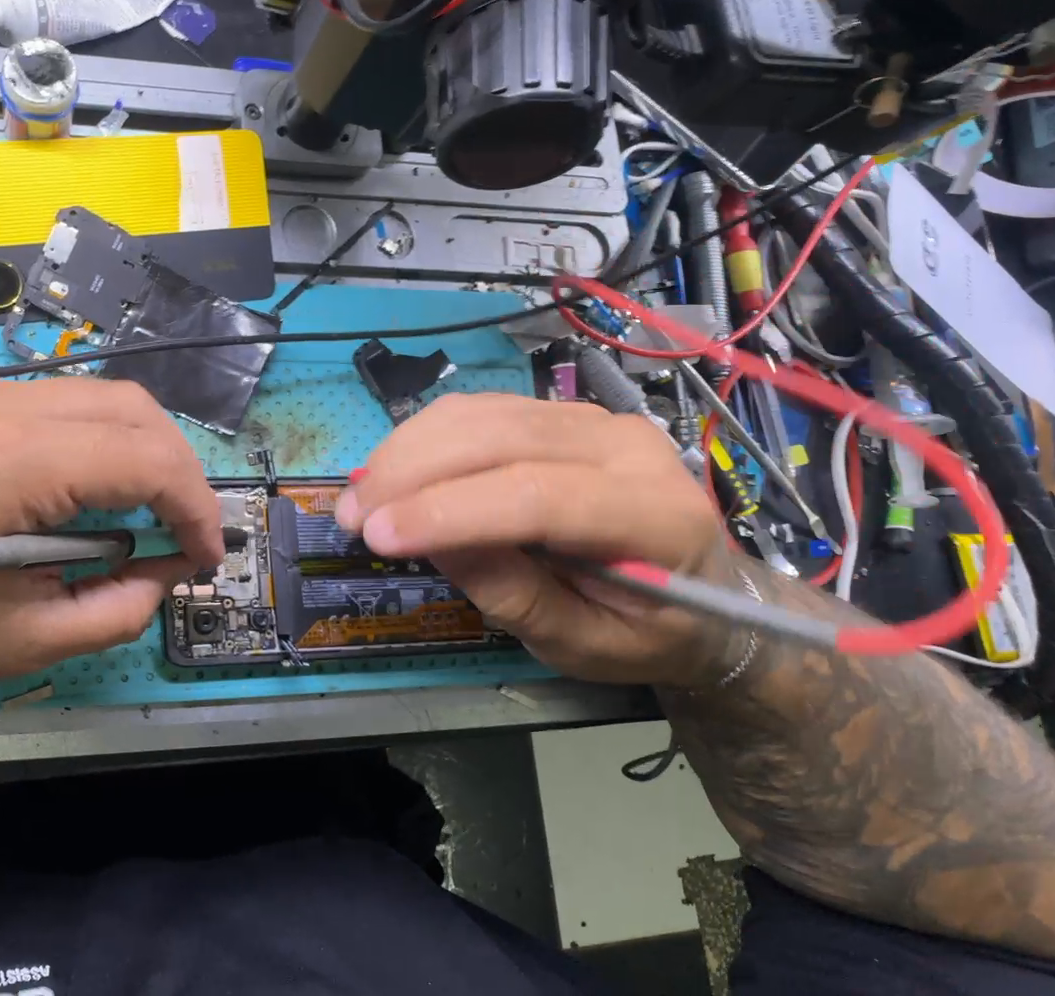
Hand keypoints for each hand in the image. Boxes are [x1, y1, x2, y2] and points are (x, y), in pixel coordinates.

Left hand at [0, 378, 224, 701]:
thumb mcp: (29, 638)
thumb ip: (121, 606)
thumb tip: (170, 571)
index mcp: (14, 462)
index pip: (146, 458)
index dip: (194, 506)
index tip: (205, 554)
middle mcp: (1, 407)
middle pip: (134, 409)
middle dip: (178, 471)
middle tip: (187, 533)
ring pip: (103, 398)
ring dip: (143, 451)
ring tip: (152, 515)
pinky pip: (64, 406)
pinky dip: (102, 443)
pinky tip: (100, 492)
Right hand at [335, 393, 738, 687]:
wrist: (705, 592)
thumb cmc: (647, 634)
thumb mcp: (582, 644)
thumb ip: (515, 596)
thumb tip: (435, 543)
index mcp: (655, 516)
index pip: (540, 496)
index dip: (450, 510)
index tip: (375, 535)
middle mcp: (627, 448)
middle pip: (501, 438)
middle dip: (411, 473)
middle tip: (349, 515)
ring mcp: (593, 421)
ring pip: (480, 413)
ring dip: (407, 450)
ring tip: (358, 496)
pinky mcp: (560, 413)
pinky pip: (479, 409)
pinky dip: (424, 437)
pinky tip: (391, 471)